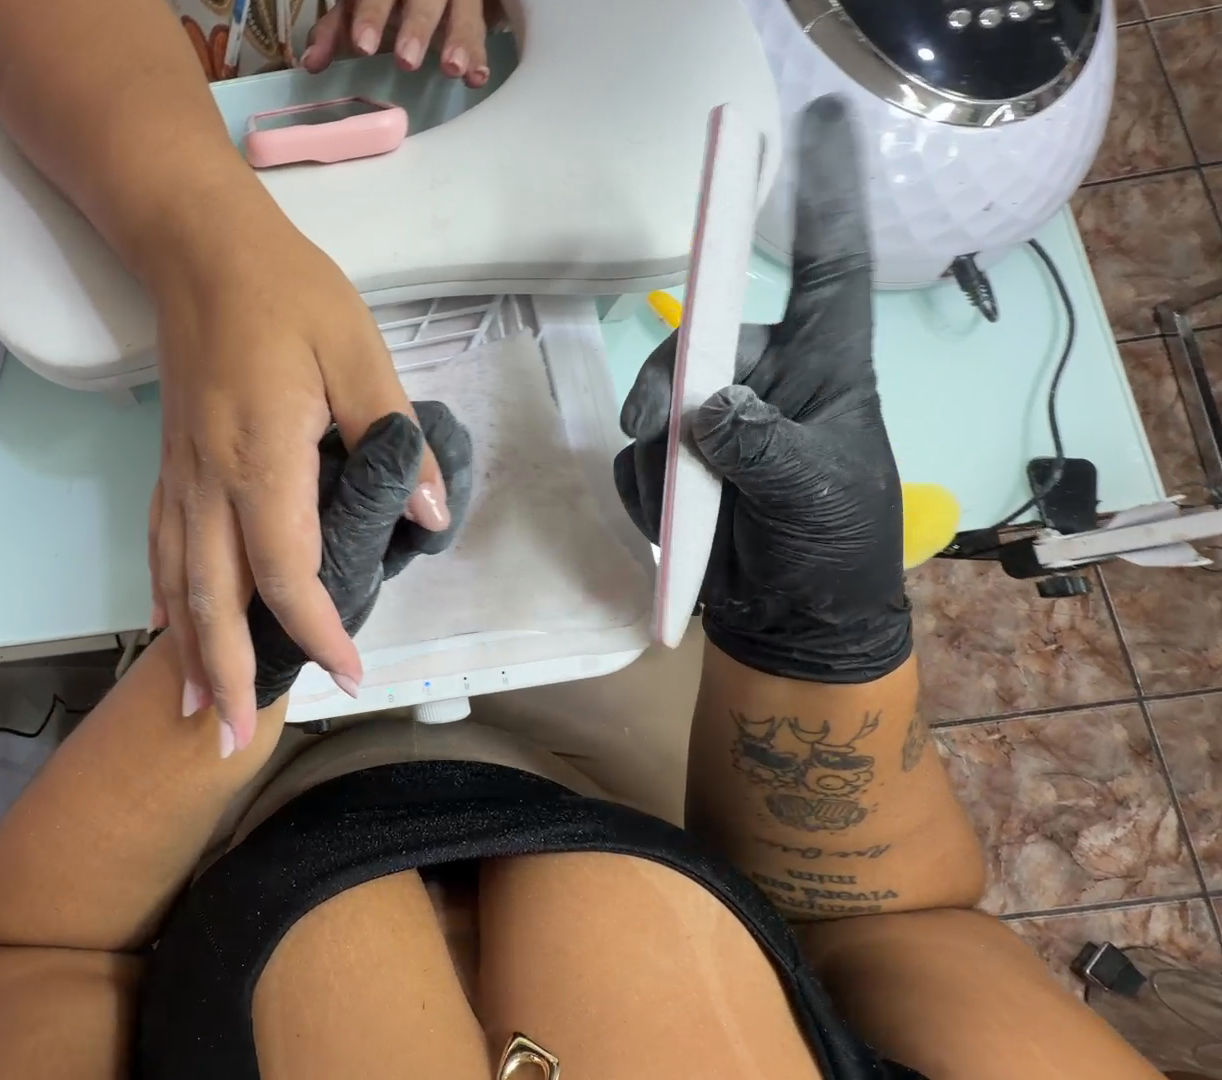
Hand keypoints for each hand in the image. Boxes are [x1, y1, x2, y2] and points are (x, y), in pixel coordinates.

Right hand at [150, 224, 450, 753]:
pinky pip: (161, 547)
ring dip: (186, 652)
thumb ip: (392, 439)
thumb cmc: (288, 296)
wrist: (200, 252)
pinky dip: (164, 598)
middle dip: (226, 673)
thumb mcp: (359, 353)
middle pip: (213, 598)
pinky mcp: (169, 465)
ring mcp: (179, 477)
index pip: (285, 569)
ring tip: (192, 711)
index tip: (347, 675)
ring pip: (177, 581)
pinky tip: (167, 630)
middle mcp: (209, 482)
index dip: (315, 629)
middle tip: (231, 741)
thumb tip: (426, 516)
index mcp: (261, 458)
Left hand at [301, 0, 499, 85]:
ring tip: (452, 68)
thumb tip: (311, 63)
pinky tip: (477, 77)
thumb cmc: (383, 1)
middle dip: (416, 26)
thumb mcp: (355, 10)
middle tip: (407, 59)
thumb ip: (334, 33)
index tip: (363, 45)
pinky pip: (482, 27)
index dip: (370, 15)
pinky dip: (479, 53)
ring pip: (461, 8)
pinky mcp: (478, 6)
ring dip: (458, 38)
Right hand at [612, 95, 911, 684]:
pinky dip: (641, 489)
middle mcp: (765, 386)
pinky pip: (636, 458)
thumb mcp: (812, 493)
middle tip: (653, 425)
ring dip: (650, 449)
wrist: (790, 620)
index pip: (824, 271)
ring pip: (655, 403)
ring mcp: (715, 428)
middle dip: (667, 380)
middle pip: (702, 341)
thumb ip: (761, 444)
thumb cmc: (833, 547)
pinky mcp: (676, 468)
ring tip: (674, 502)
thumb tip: (703, 407)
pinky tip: (671, 521)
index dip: (822, 198)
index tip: (810, 125)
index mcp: (824, 372)